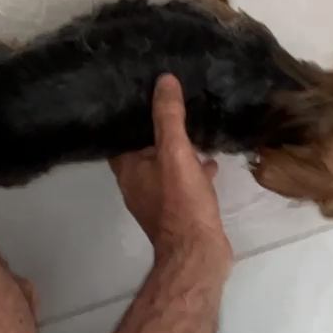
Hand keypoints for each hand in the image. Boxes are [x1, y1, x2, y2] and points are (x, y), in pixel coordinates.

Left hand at [111, 75, 233, 278]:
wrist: (199, 252)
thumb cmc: (181, 201)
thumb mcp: (175, 151)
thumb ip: (168, 116)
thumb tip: (163, 80)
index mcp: (128, 169)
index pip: (120, 136)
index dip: (129, 116)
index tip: (142, 94)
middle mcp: (136, 184)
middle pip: (144, 149)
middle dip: (158, 130)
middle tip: (172, 105)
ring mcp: (157, 200)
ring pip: (165, 165)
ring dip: (177, 150)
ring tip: (194, 128)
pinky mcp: (178, 211)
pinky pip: (182, 181)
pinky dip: (193, 169)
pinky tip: (211, 161)